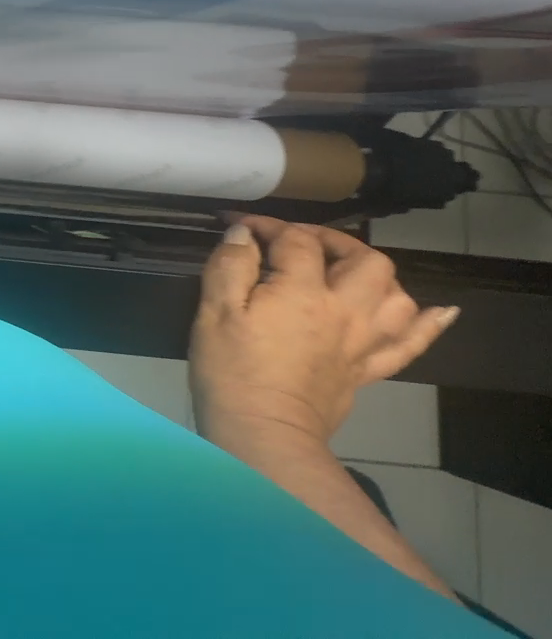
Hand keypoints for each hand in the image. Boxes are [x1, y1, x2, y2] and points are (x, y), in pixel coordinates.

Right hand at [189, 214, 458, 447]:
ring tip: (344, 269)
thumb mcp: (213, 309)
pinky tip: (439, 311)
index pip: (295, 241)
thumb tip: (242, 234)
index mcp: (303, 292)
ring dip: (374, 274)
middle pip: (364, 260)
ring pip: (396, 294)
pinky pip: (413, 342)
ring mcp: (365, 341)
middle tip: (295, 239)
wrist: (263, 427)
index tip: (238, 224)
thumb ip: (229, 265)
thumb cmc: (230, 365)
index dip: (266, 225)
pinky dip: (430, 322)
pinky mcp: (370, 367)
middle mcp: (347, 310)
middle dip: (332, 240)